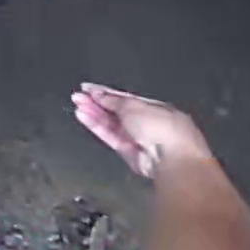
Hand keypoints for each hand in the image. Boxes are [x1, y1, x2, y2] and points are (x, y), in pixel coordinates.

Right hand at [71, 83, 212, 178]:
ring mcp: (139, 139)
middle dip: (97, 102)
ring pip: (112, 123)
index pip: (127, 98)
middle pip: (117, 111)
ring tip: (76, 103)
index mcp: (157, 109)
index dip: (106, 92)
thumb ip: (113, 100)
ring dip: (94, 113)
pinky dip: (97, 126)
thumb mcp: (134, 106)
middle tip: (77, 95)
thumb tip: (97, 94)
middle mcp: (149, 123)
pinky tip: (82, 116)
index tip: (86, 87)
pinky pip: (111, 136)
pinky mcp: (130, 153)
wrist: (173, 162)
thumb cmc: (159, 126)